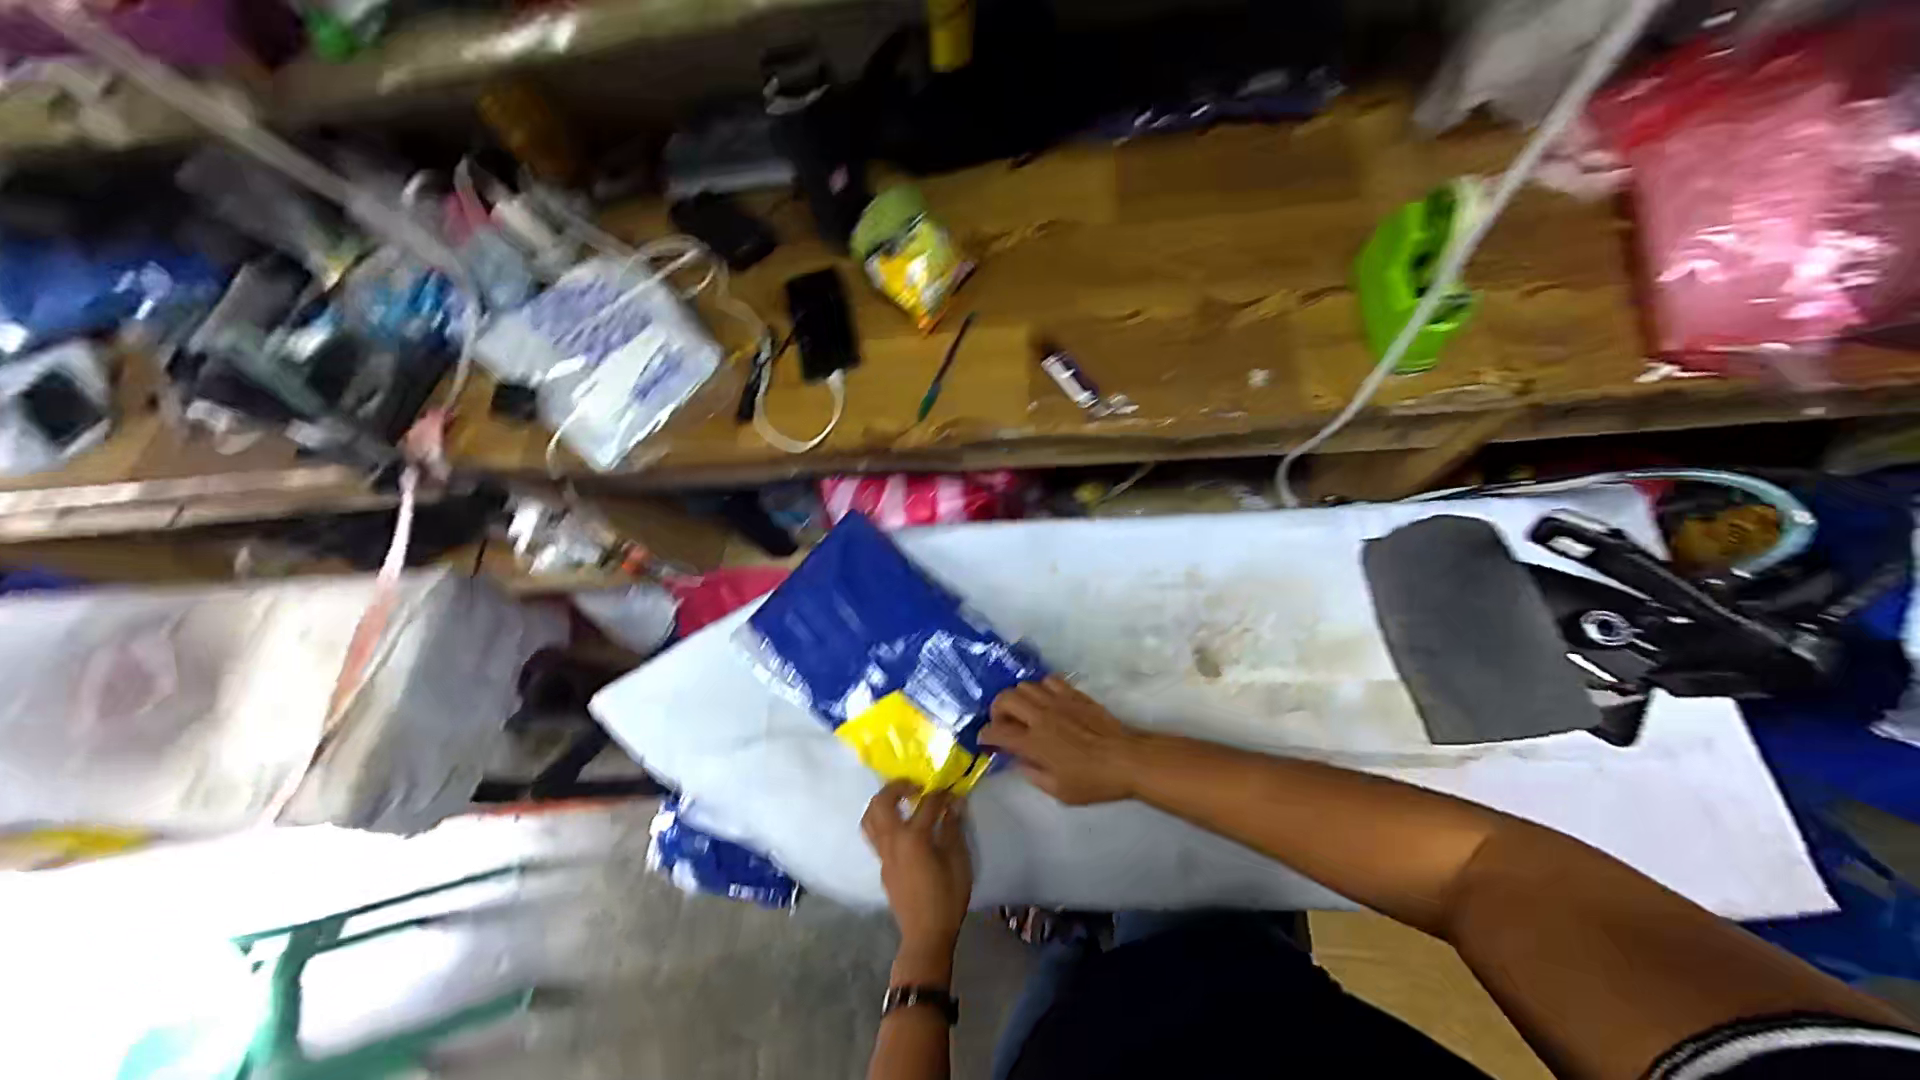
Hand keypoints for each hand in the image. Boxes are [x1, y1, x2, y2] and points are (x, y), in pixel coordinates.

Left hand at [861, 781, 972, 950]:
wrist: (926, 934)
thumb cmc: (947, 897)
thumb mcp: (958, 860)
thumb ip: (952, 828)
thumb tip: (953, 805)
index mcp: (913, 837)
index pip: (926, 804)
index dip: (940, 794)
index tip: (951, 791)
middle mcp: (892, 841)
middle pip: (882, 802)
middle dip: (896, 787)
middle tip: (915, 786)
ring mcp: (883, 854)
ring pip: (870, 817)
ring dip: (882, 802)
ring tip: (901, 800)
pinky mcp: (881, 865)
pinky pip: (874, 834)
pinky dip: (883, 820)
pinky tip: (902, 826)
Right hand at [982, 676, 1142, 804]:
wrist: (1127, 759)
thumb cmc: (1093, 781)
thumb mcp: (1059, 790)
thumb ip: (1033, 774)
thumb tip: (1020, 762)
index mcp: (1034, 742)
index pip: (998, 732)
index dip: (985, 735)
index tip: (984, 740)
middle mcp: (1041, 716)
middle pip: (1006, 699)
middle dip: (996, 710)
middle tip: (1002, 724)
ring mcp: (1058, 701)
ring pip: (1025, 685)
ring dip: (1017, 698)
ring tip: (1023, 711)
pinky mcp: (1074, 694)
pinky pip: (1049, 681)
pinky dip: (1041, 688)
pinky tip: (1046, 702)